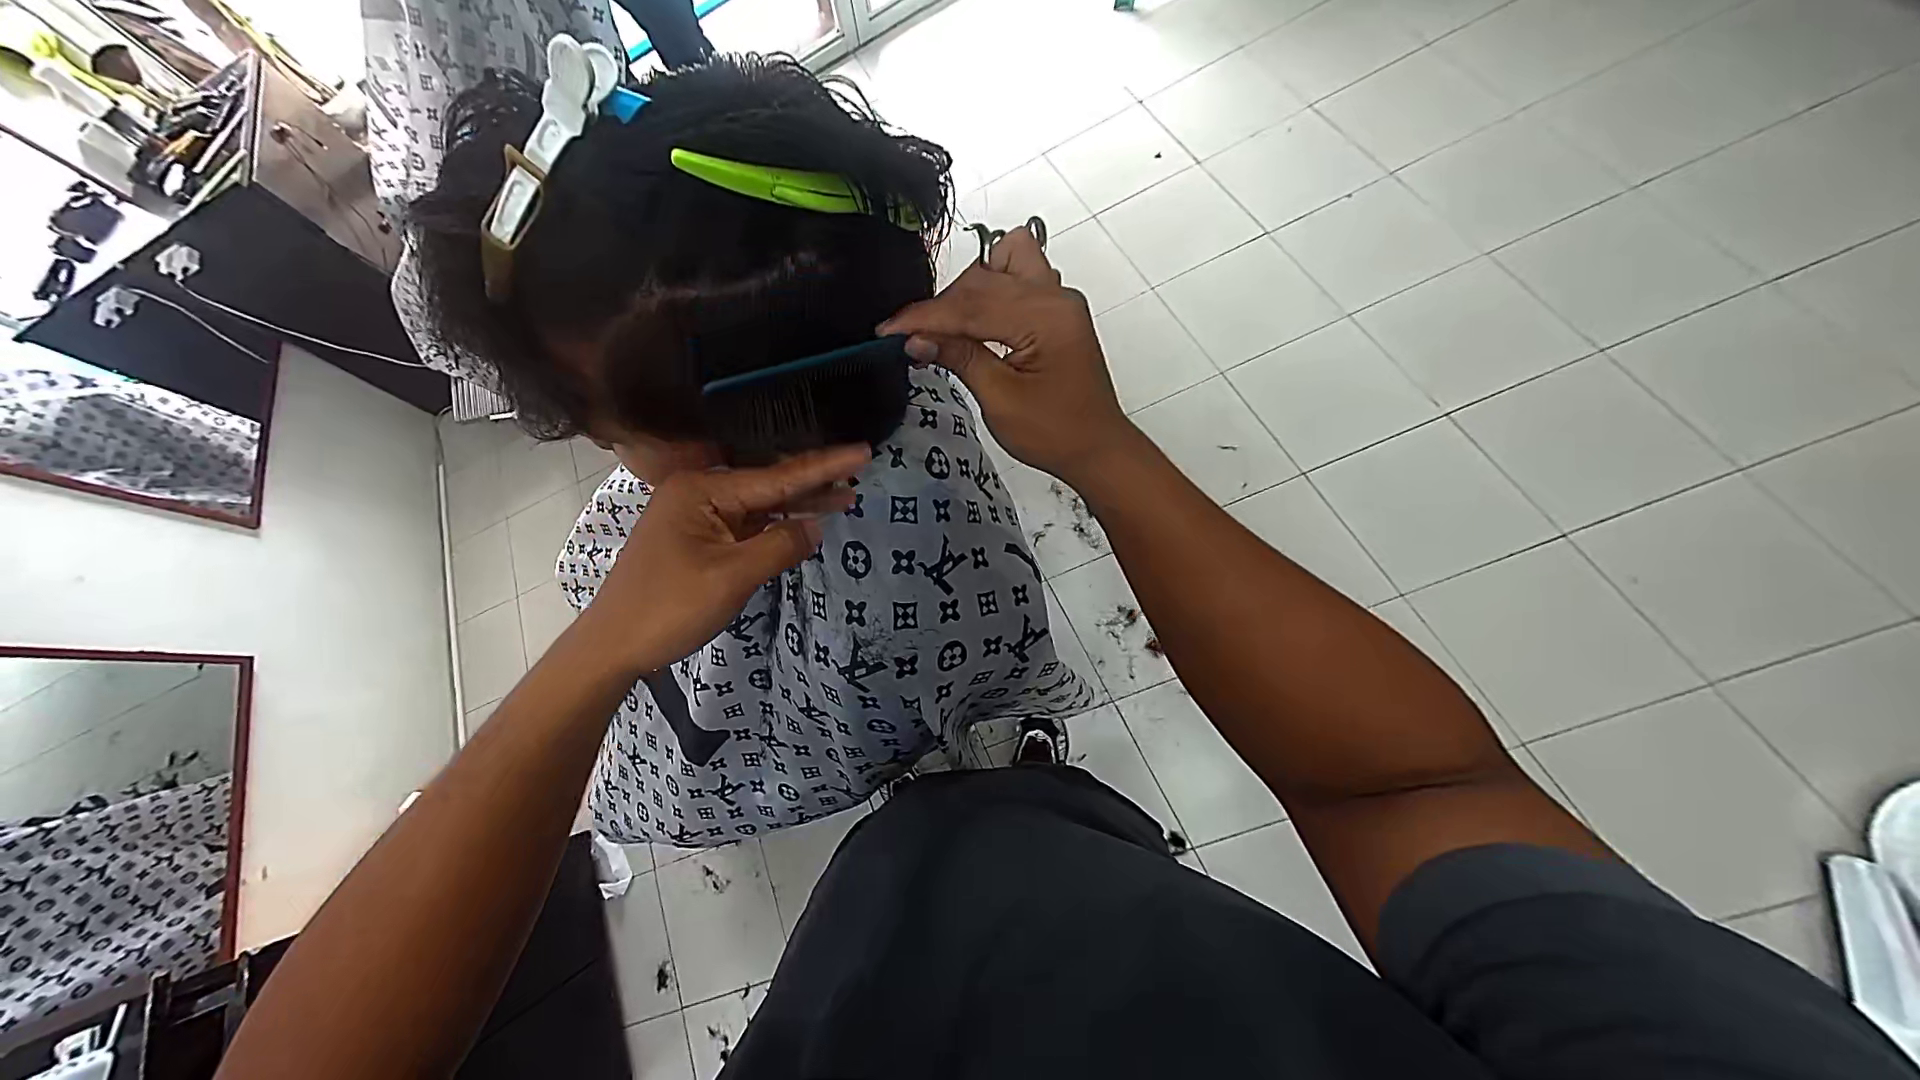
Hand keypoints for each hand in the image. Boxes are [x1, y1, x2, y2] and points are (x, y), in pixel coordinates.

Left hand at [572, 445, 867, 675]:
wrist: (613, 647)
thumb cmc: (668, 608)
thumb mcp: (731, 577)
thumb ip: (780, 545)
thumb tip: (816, 527)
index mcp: (703, 490)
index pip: (778, 477)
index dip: (825, 466)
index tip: (861, 452)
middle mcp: (700, 494)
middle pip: (770, 485)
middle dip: (816, 482)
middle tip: (860, 472)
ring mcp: (698, 517)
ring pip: (761, 506)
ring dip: (800, 506)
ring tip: (845, 498)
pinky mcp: (699, 540)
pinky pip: (748, 526)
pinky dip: (777, 527)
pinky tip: (804, 524)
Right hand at [880, 227, 1141, 484]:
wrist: (1096, 448)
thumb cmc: (1056, 433)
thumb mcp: (1000, 401)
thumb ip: (960, 358)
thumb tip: (916, 339)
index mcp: (1045, 317)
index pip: (971, 305)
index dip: (924, 317)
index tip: (888, 331)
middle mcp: (1056, 297)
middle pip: (982, 278)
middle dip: (942, 306)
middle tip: (911, 338)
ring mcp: (1059, 300)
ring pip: (1002, 263)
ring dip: (969, 289)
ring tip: (948, 328)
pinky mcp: (1057, 310)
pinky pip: (1018, 277)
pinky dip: (991, 290)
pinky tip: (976, 321)